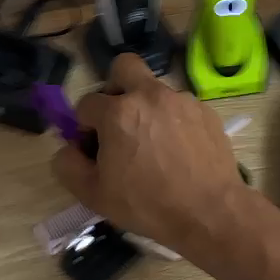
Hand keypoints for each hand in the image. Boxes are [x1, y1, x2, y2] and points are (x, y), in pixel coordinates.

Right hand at [50, 54, 251, 253]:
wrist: (210, 213)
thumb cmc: (147, 204)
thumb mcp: (93, 194)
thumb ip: (68, 165)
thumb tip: (69, 147)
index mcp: (118, 112)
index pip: (87, 103)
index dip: (84, 126)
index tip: (93, 147)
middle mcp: (149, 95)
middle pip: (124, 67)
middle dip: (115, 88)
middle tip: (119, 120)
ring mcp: (181, 100)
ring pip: (155, 90)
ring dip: (147, 109)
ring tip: (154, 145)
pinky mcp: (205, 111)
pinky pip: (179, 108)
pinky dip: (173, 122)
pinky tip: (179, 152)